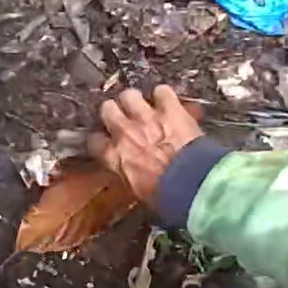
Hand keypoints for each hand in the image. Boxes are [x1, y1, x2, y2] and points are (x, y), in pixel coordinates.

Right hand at [90, 85, 202, 205]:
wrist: (192, 184)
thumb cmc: (166, 196)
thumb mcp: (138, 191)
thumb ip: (129, 173)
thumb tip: (134, 172)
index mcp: (115, 157)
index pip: (95, 141)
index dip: (101, 139)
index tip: (106, 141)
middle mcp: (125, 132)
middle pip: (107, 109)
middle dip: (115, 112)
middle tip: (124, 117)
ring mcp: (147, 117)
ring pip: (130, 95)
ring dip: (136, 100)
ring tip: (144, 106)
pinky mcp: (170, 109)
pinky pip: (162, 91)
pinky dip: (165, 95)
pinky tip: (168, 101)